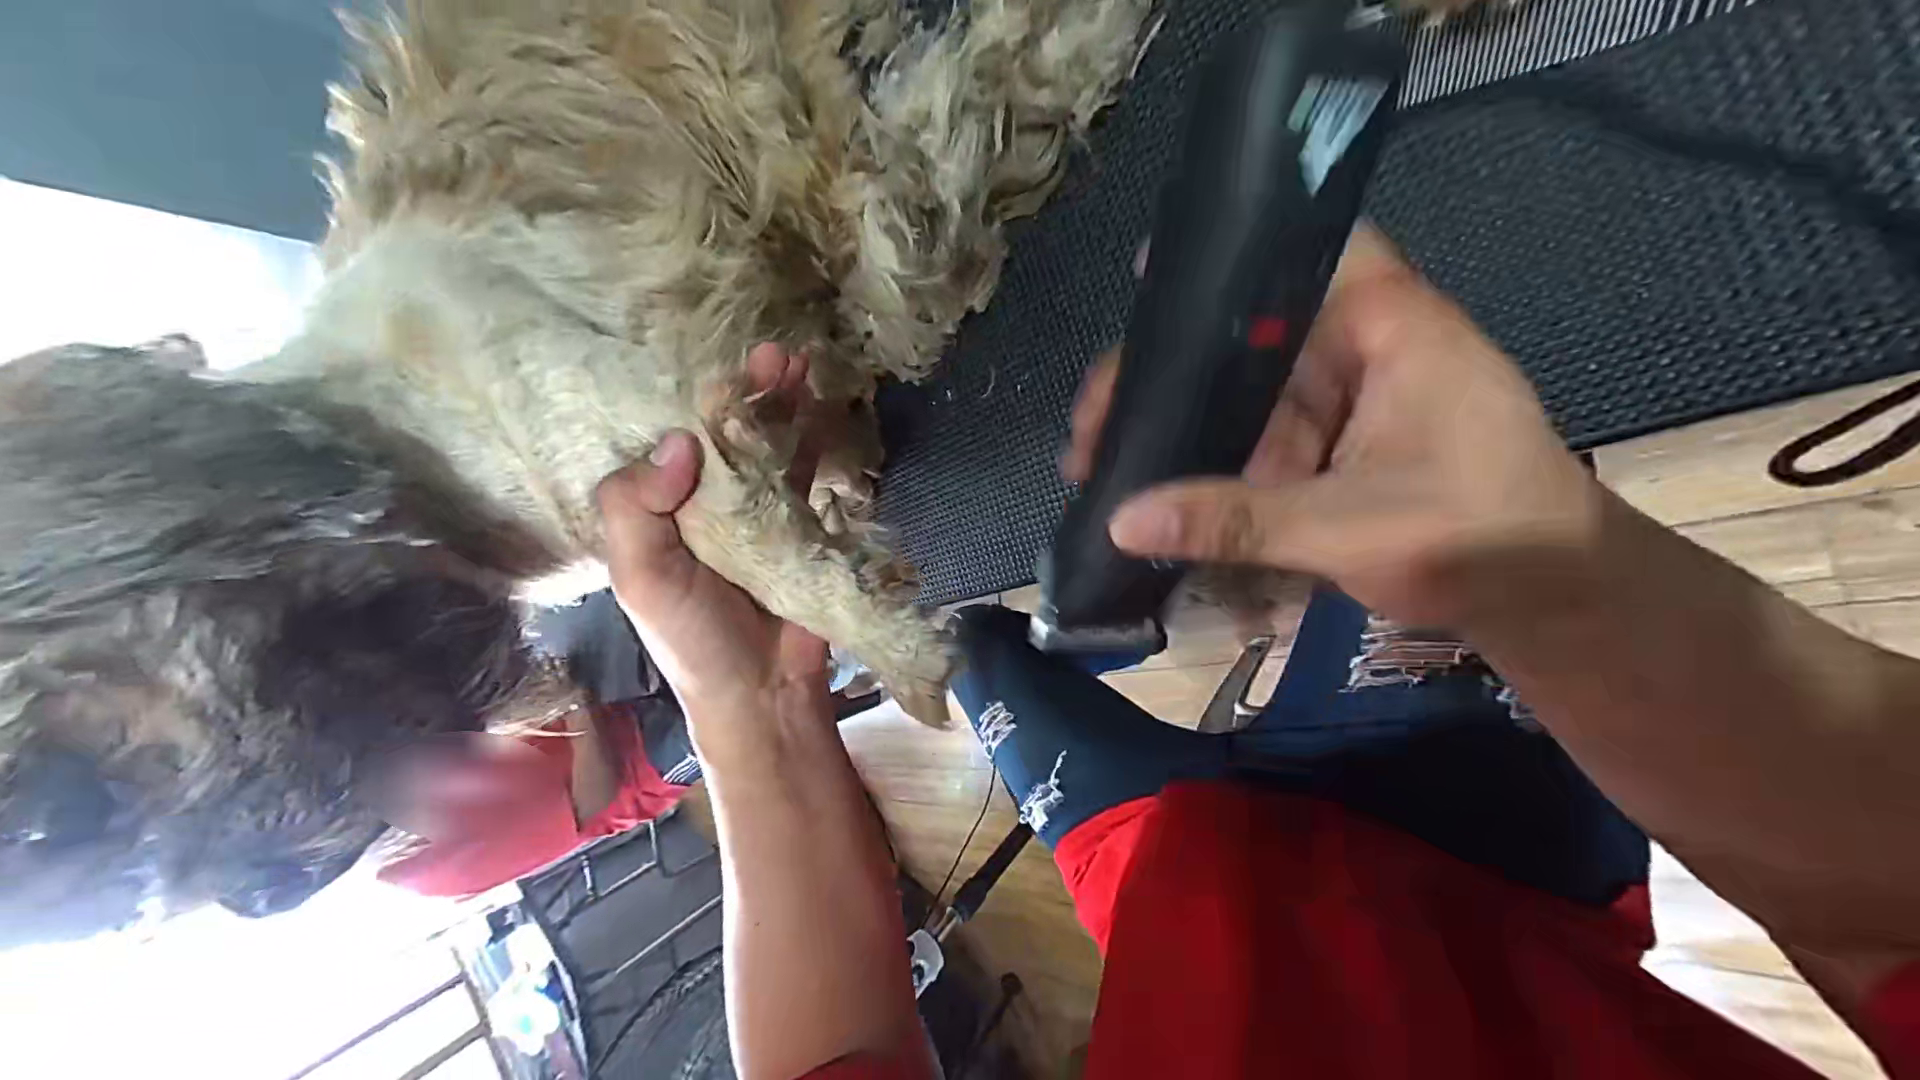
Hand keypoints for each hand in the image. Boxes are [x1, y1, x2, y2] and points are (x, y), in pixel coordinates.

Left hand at [597, 343, 831, 728]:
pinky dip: (816, 443)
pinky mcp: (803, 529)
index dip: (698, 402)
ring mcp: (761, 516)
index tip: (724, 369)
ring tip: (803, 364)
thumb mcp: (642, 579)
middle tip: (775, 355)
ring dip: (786, 406)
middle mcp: (710, 505)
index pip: (678, 442)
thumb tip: (681, 439)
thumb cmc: (695, 640)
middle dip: (751, 393)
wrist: (763, 691)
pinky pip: (808, 477)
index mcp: (664, 512)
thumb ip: (636, 509)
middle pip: (730, 436)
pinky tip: (824, 410)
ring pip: (772, 448)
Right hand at [1065, 225, 1601, 627]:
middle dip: (1161, 371)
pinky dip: (1199, 464)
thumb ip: (1235, 521)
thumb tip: (1123, 520)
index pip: (1304, 252)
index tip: (1149, 276)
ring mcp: (1330, 405)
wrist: (1542, 601)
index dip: (1227, 252)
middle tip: (1092, 418)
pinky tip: (1147, 484)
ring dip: (1171, 425)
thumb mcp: (1348, 527)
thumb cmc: (1481, 540)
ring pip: (1234, 394)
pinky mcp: (1316, 450)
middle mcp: (1349, 352)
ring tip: (1096, 457)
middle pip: (1240, 333)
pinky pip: (1244, 442)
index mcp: (1381, 328)